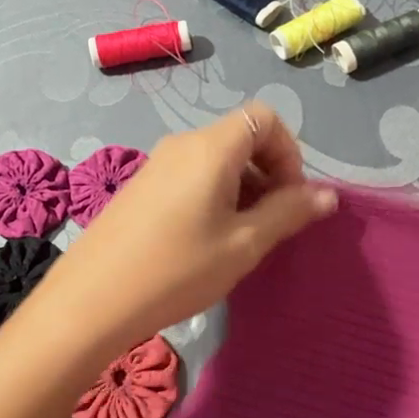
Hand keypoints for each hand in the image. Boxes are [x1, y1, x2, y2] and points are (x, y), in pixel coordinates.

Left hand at [32, 102, 336, 347]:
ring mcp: (157, 164)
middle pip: (241, 136)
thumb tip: (327, 194)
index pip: (265, 118)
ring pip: (216, 159)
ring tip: (241, 238)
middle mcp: (183, 144)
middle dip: (269, 172)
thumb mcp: (244, 244)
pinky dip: (214, 195)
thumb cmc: (177, 269)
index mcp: (212, 147)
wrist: (91, 299)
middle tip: (271, 223)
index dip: (289, 152)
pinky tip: (206, 242)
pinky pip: (191, 175)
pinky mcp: (141, 186)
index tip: (290, 197)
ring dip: (243, 187)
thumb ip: (289, 212)